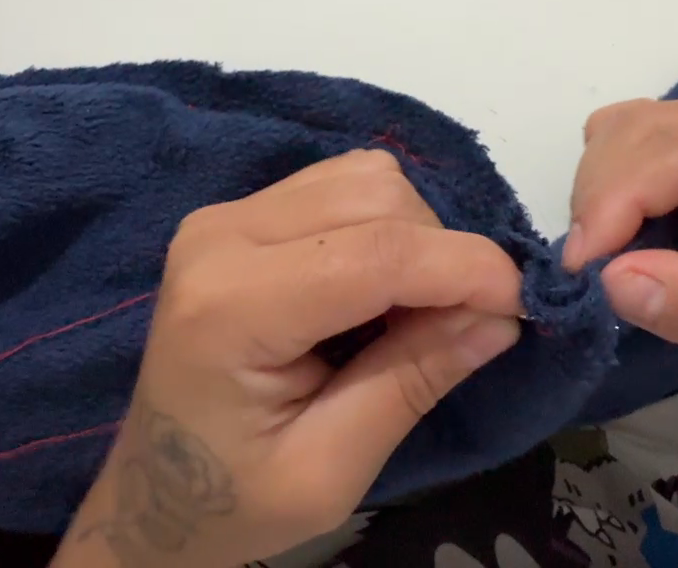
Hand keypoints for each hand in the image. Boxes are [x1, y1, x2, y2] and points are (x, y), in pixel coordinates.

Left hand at [55, 150, 523, 567]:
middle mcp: (224, 233)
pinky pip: (343, 182)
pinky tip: (379, 281)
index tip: (525, 302)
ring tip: (413, 308)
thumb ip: (413, 380)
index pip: (375, 254)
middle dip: (442, 252)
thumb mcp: (329, 472)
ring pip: (365, 176)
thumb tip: (501, 313)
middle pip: (375, 196)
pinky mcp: (243, 211)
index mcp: (230, 306)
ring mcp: (229, 213)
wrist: (152, 490)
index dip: (465, 267)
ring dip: (417, 232)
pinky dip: (388, 221)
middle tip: (460, 326)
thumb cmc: (231, 501)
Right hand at [562, 100, 677, 465]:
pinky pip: (655, 150)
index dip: (625, 191)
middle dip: (607, 187)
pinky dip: (621, 184)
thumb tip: (607, 277)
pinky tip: (625, 234)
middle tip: (584, 268)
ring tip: (601, 253)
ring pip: (649, 126)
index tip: (581, 261)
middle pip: (664, 124)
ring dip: (607, 182)